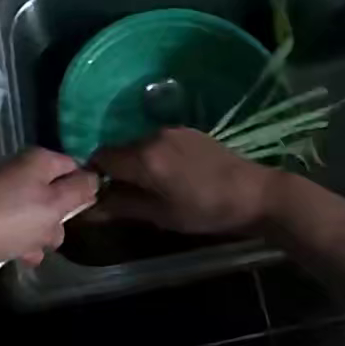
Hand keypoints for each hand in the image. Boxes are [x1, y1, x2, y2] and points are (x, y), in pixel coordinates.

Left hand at [0, 148, 98, 281]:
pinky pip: (12, 226)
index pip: (73, 166)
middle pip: (53, 192)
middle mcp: (15, 170)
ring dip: (41, 234)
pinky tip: (21, 258)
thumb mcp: (53, 205)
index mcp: (36, 160)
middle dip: (59, 217)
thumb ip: (79, 190)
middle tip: (55, 235)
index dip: (83, 189)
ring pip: (33, 213)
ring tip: (36, 251)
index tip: (86, 213)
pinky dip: (19, 241)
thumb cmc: (5, 220)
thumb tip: (95, 177)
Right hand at [90, 128, 280, 235]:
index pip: (100, 157)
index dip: (93, 177)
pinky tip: (171, 177)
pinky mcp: (190, 131)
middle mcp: (154, 135)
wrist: (256, 194)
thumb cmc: (206, 211)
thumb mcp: (161, 215)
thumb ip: (122, 207)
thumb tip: (89, 209)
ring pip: (139, 146)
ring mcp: (174, 130)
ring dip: (136, 165)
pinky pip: (159, 142)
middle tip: (125, 198)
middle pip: (119, 150)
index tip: (99, 196)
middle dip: (115, 172)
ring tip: (152, 190)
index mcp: (144, 157)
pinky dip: (155, 158)